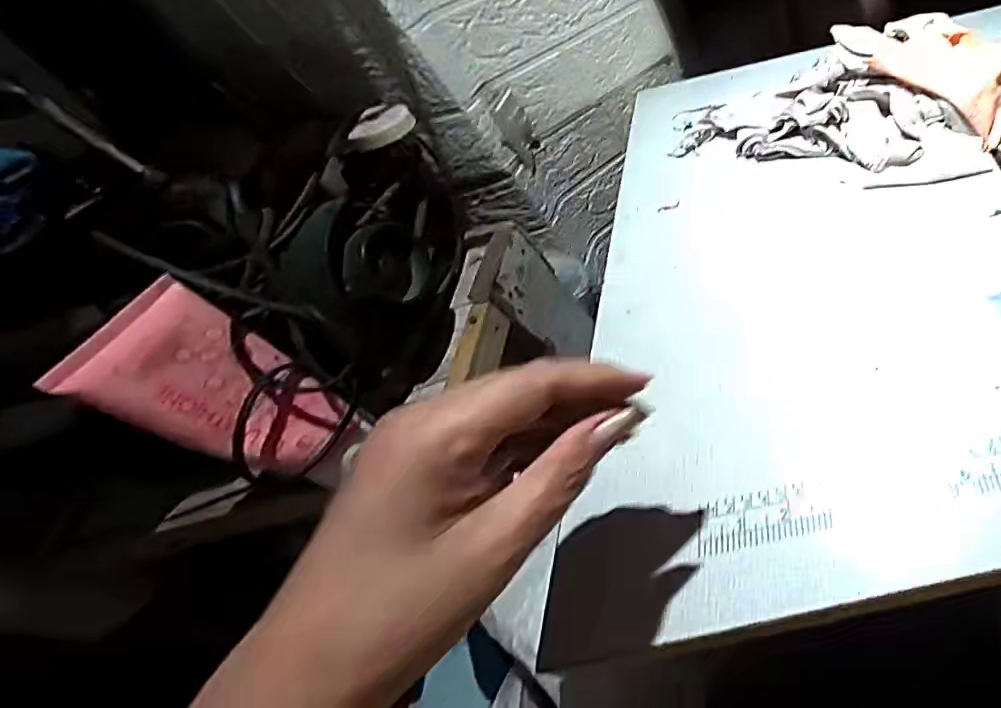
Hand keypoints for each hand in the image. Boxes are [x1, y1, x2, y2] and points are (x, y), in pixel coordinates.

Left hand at [195, 361, 649, 707]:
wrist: (299, 684)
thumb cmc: (401, 614)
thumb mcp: (498, 543)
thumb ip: (564, 471)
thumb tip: (619, 419)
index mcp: (436, 431)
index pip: (537, 382)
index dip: (598, 378)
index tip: (648, 384)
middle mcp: (422, 419)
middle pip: (522, 387)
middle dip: (584, 394)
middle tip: (637, 409)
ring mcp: (412, 439)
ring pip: (507, 407)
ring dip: (561, 414)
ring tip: (613, 426)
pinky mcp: (413, 462)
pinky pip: (487, 432)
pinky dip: (532, 436)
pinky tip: (564, 448)